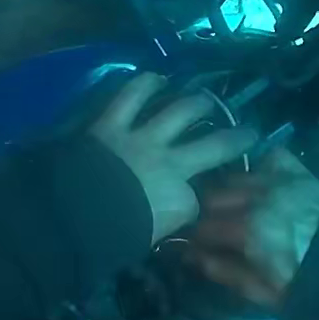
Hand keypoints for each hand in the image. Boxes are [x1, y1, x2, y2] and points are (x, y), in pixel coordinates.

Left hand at [89, 73, 256, 241]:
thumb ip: (160, 224)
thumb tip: (161, 218)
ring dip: (197, 103)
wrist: (70, 218)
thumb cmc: (108, 239)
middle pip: (215, 145)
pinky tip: (157, 78)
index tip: (198, 200)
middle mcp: (170, 163)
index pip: (197, 199)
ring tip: (205, 100)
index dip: (199, 200)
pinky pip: (131, 95)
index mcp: (179, 200)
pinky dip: (145, 84)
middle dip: (236, 139)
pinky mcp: (112, 124)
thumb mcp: (144, 241)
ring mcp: (142, 138)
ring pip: (181, 111)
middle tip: (248, 132)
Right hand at [189, 147, 318, 308]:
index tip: (196, 245)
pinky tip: (258, 180)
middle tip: (214, 227)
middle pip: (212, 195)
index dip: (195, 237)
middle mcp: (259, 197)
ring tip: (234, 206)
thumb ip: (221, 269)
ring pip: (236, 175)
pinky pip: (271, 157)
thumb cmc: (304, 287)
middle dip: (207, 212)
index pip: (202, 225)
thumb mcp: (260, 290)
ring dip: (229, 190)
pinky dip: (261, 165)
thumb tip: (190, 255)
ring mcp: (281, 180)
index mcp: (247, 229)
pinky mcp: (300, 174)